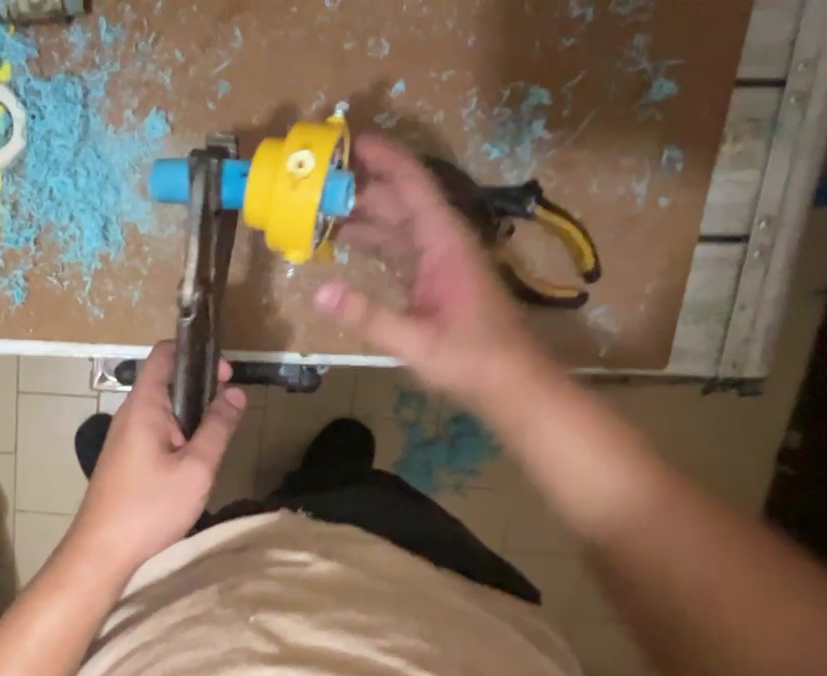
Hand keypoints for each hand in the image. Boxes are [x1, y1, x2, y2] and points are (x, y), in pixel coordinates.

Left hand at [61, 341, 245, 575]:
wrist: (102, 550)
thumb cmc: (150, 507)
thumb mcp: (196, 469)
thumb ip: (218, 428)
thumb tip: (236, 394)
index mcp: (144, 406)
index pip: (165, 354)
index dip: (196, 352)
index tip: (226, 373)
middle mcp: (130, 414)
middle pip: (166, 382)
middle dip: (201, 387)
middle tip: (232, 408)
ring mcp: (124, 438)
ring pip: (163, 411)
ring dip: (192, 415)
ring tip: (219, 435)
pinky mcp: (124, 460)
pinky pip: (156, 433)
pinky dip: (179, 435)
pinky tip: (196, 459)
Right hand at [313, 134, 546, 406]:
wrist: (512, 383)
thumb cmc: (472, 360)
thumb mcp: (416, 342)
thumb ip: (368, 317)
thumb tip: (319, 293)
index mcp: (444, 243)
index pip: (411, 186)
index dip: (383, 159)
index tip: (348, 141)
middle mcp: (443, 243)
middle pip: (399, 201)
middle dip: (359, 188)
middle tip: (314, 182)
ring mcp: (440, 263)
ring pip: (396, 225)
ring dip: (361, 216)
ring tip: (318, 211)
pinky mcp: (434, 283)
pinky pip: (398, 250)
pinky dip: (371, 243)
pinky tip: (345, 245)